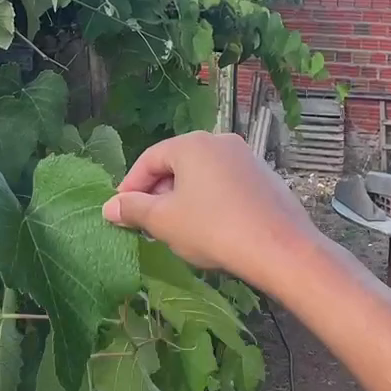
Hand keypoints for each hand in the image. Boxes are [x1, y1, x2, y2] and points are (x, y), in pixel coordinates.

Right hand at [102, 130, 326, 293]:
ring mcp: (246, 158)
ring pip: (203, 175)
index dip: (131, 186)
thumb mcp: (164, 221)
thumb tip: (109, 207)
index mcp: (192, 144)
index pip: (150, 159)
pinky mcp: (265, 178)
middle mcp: (220, 141)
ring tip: (176, 229)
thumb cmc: (213, 229)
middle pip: (177, 164)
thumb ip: (133, 209)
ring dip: (184, 199)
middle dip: (158, 193)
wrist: (281, 249)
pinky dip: (211, 202)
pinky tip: (210, 230)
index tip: (121, 211)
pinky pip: (226, 185)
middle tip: (146, 223)